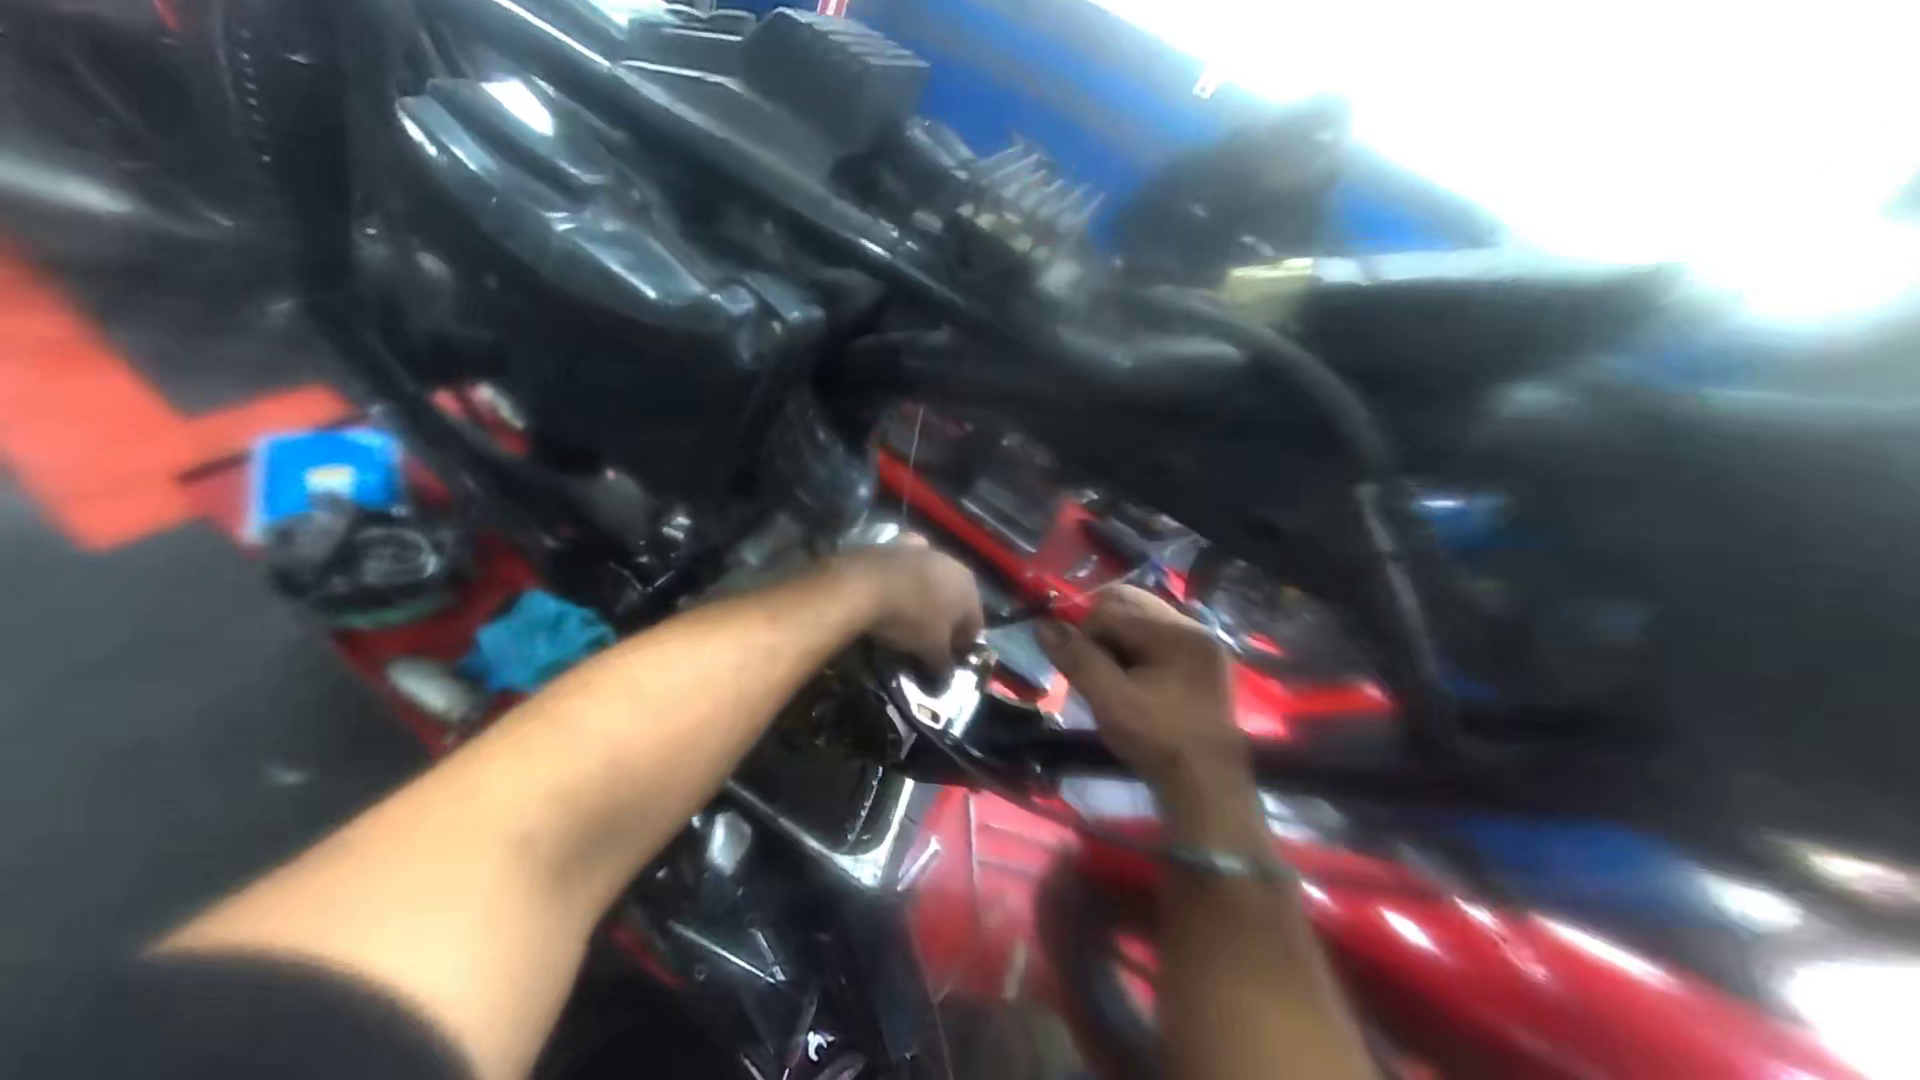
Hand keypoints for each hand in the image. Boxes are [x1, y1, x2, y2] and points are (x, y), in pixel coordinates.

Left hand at [831, 543, 983, 674]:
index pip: (975, 625)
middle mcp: (956, 566)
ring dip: (928, 594)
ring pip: (934, 578)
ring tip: (910, 613)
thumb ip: (943, 664)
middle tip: (930, 638)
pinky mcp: (899, 543)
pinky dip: (906, 573)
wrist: (864, 584)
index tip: (947, 659)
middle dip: (947, 618)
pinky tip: (895, 585)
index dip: (962, 646)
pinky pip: (910, 563)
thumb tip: (944, 673)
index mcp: (971, 591)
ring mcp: (928, 551)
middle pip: (957, 599)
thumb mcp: (930, 651)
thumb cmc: (909, 620)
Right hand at [1035, 586, 1245, 790]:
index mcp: (1177, 631)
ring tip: (1105, 675)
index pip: (1113, 607)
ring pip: (1143, 622)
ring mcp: (1201, 647)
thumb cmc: (1158, 741)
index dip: (1083, 629)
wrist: (1207, 789)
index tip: (1070, 662)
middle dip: (1100, 629)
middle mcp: (1193, 628)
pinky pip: (1158, 642)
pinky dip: (1135, 652)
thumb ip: (1077, 658)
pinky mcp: (1201, 666)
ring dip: (1116, 640)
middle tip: (1085, 663)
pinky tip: (1126, 681)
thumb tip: (1042, 625)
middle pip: (1132, 606)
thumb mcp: (1110, 700)